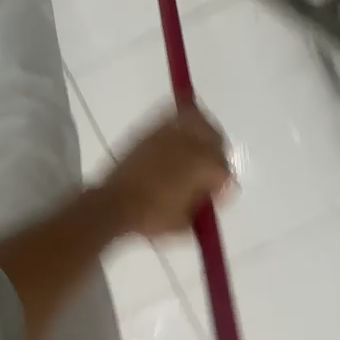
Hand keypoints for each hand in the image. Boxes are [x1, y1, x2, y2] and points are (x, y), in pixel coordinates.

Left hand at [94, 108, 232, 238]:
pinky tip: (179, 133)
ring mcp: (168, 134)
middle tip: (211, 167)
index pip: (224, 169)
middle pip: (215, 137)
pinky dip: (180, 120)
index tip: (213, 193)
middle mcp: (189, 144)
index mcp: (202, 167)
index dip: (221, 184)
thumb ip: (205, 205)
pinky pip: (172, 117)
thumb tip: (211, 194)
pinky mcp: (151, 130)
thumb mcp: (186, 222)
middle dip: (217, 152)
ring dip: (203, 131)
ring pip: (197, 120)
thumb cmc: (152, 216)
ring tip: (199, 146)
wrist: (115, 202)